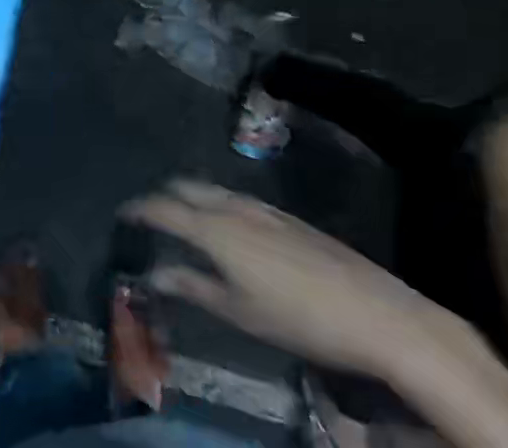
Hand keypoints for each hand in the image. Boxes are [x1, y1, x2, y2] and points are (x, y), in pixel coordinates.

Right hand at [125, 180, 441, 376]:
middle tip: (152, 212)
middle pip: (187, 187)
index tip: (123, 214)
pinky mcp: (292, 219)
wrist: (385, 318)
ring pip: (216, 190)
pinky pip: (241, 199)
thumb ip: (192, 287)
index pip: (162, 208)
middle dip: (164, 195)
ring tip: (187, 214)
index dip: (138, 208)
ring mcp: (266, 210)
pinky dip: (222, 203)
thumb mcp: (239, 312)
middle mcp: (234, 209)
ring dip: (194, 196)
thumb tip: (154, 274)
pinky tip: (232, 224)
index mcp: (213, 229)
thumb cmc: (301, 319)